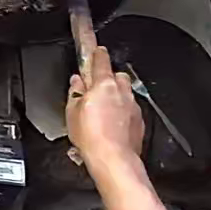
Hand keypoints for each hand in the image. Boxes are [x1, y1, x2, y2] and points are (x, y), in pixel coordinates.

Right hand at [66, 45, 147, 168]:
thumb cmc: (91, 136)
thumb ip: (75, 92)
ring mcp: (133, 107)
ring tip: (102, 111)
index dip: (98, 53)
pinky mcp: (139, 122)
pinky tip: (110, 125)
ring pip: (125, 93)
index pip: (101, 60)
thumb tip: (77, 82)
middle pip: (118, 76)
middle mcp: (122, 92)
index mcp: (104, 84)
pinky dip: (122, 113)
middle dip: (108, 79)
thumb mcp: (71, 111)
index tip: (97, 49)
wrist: (113, 159)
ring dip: (116, 97)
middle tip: (95, 89)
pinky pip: (130, 110)